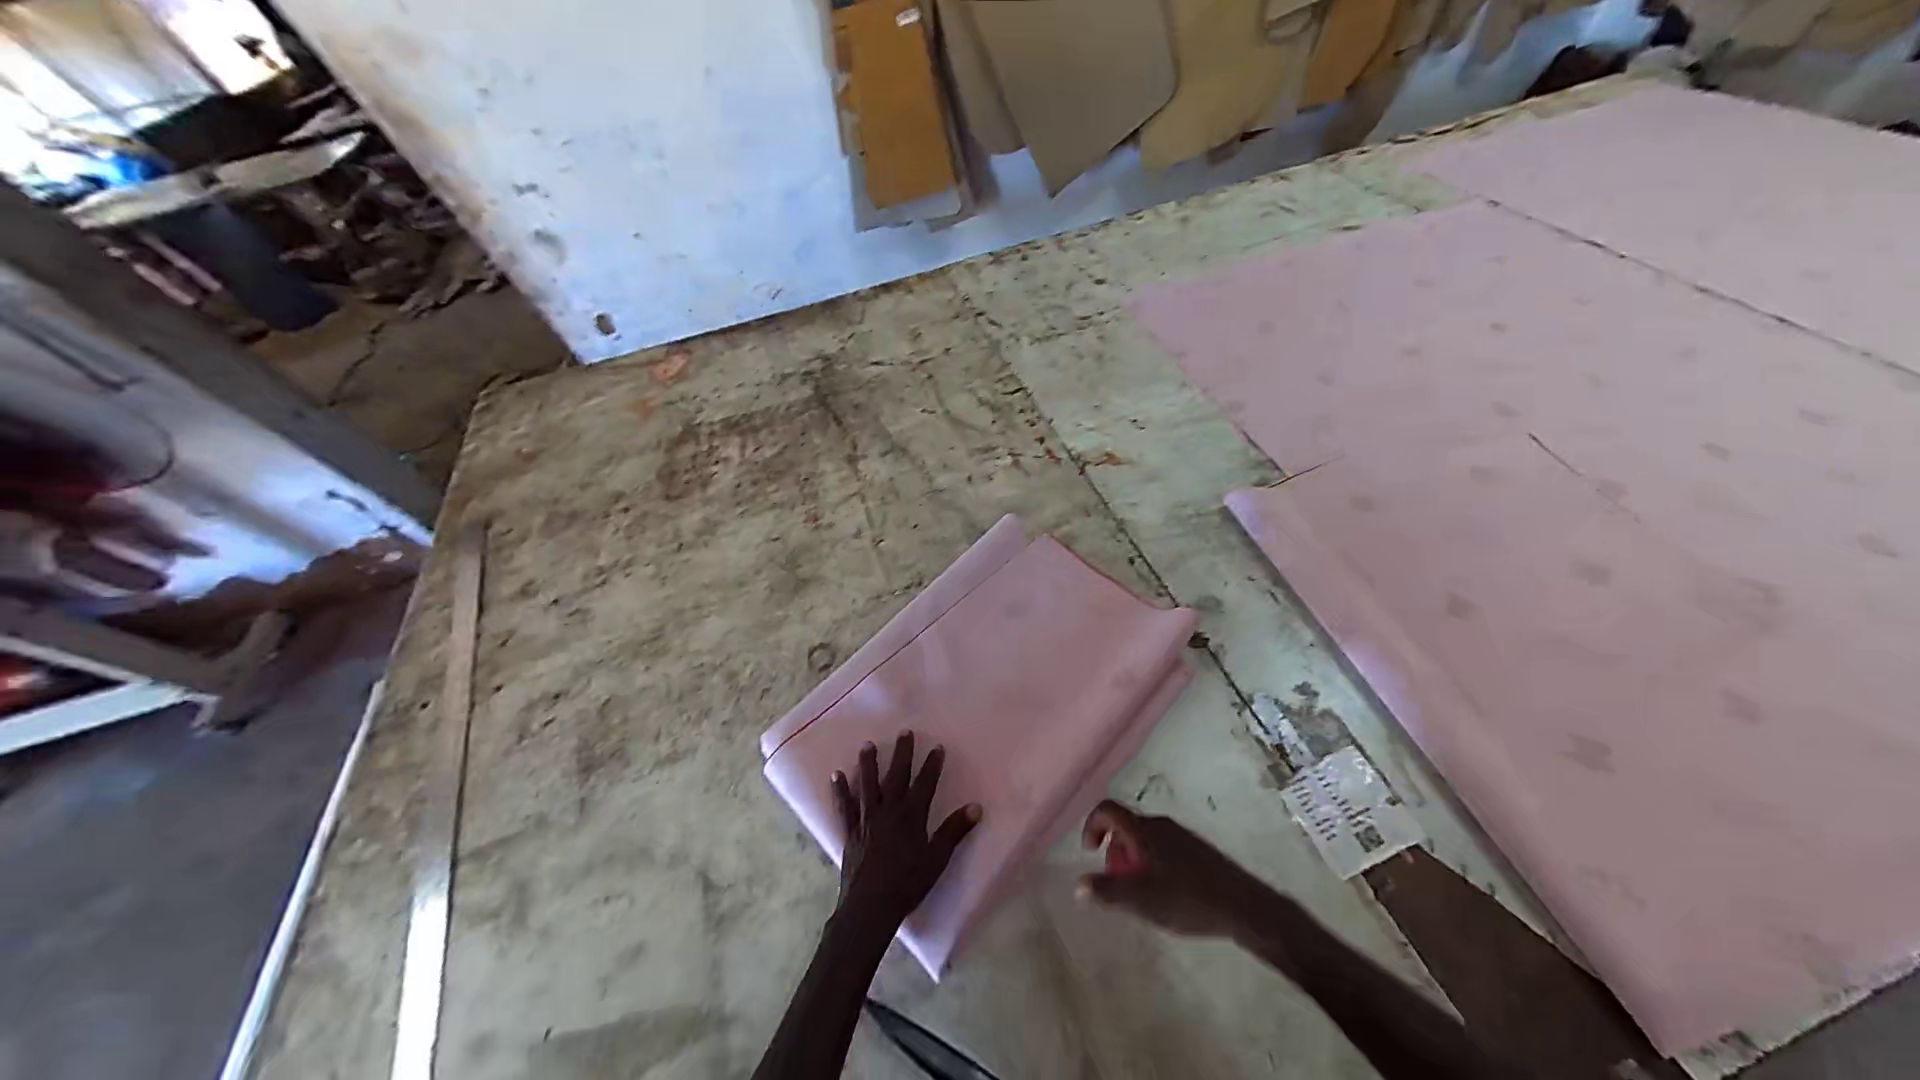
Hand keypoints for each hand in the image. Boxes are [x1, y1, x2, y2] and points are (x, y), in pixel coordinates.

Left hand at [830, 731, 981, 929]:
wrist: (870, 907)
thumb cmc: (907, 884)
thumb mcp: (937, 859)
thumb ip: (954, 831)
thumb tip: (976, 807)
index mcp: (911, 816)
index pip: (925, 784)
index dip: (932, 765)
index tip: (937, 747)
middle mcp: (888, 811)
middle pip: (896, 776)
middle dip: (902, 754)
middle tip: (905, 732)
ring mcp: (866, 820)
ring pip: (867, 785)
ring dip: (868, 764)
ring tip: (868, 744)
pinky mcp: (849, 832)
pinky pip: (844, 807)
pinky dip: (840, 790)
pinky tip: (836, 775)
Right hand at [1077, 799, 1286, 937]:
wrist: (1245, 908)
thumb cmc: (1188, 900)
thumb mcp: (1142, 901)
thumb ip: (1108, 891)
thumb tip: (1079, 885)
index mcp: (1144, 830)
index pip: (1108, 809)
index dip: (1092, 825)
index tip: (1091, 852)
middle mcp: (1161, 824)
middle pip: (1126, 824)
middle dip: (1114, 849)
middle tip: (1117, 881)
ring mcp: (1182, 834)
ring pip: (1145, 837)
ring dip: (1133, 858)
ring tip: (1141, 892)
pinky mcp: (1198, 848)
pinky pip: (1163, 845)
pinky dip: (1152, 861)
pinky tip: (1166, 893)